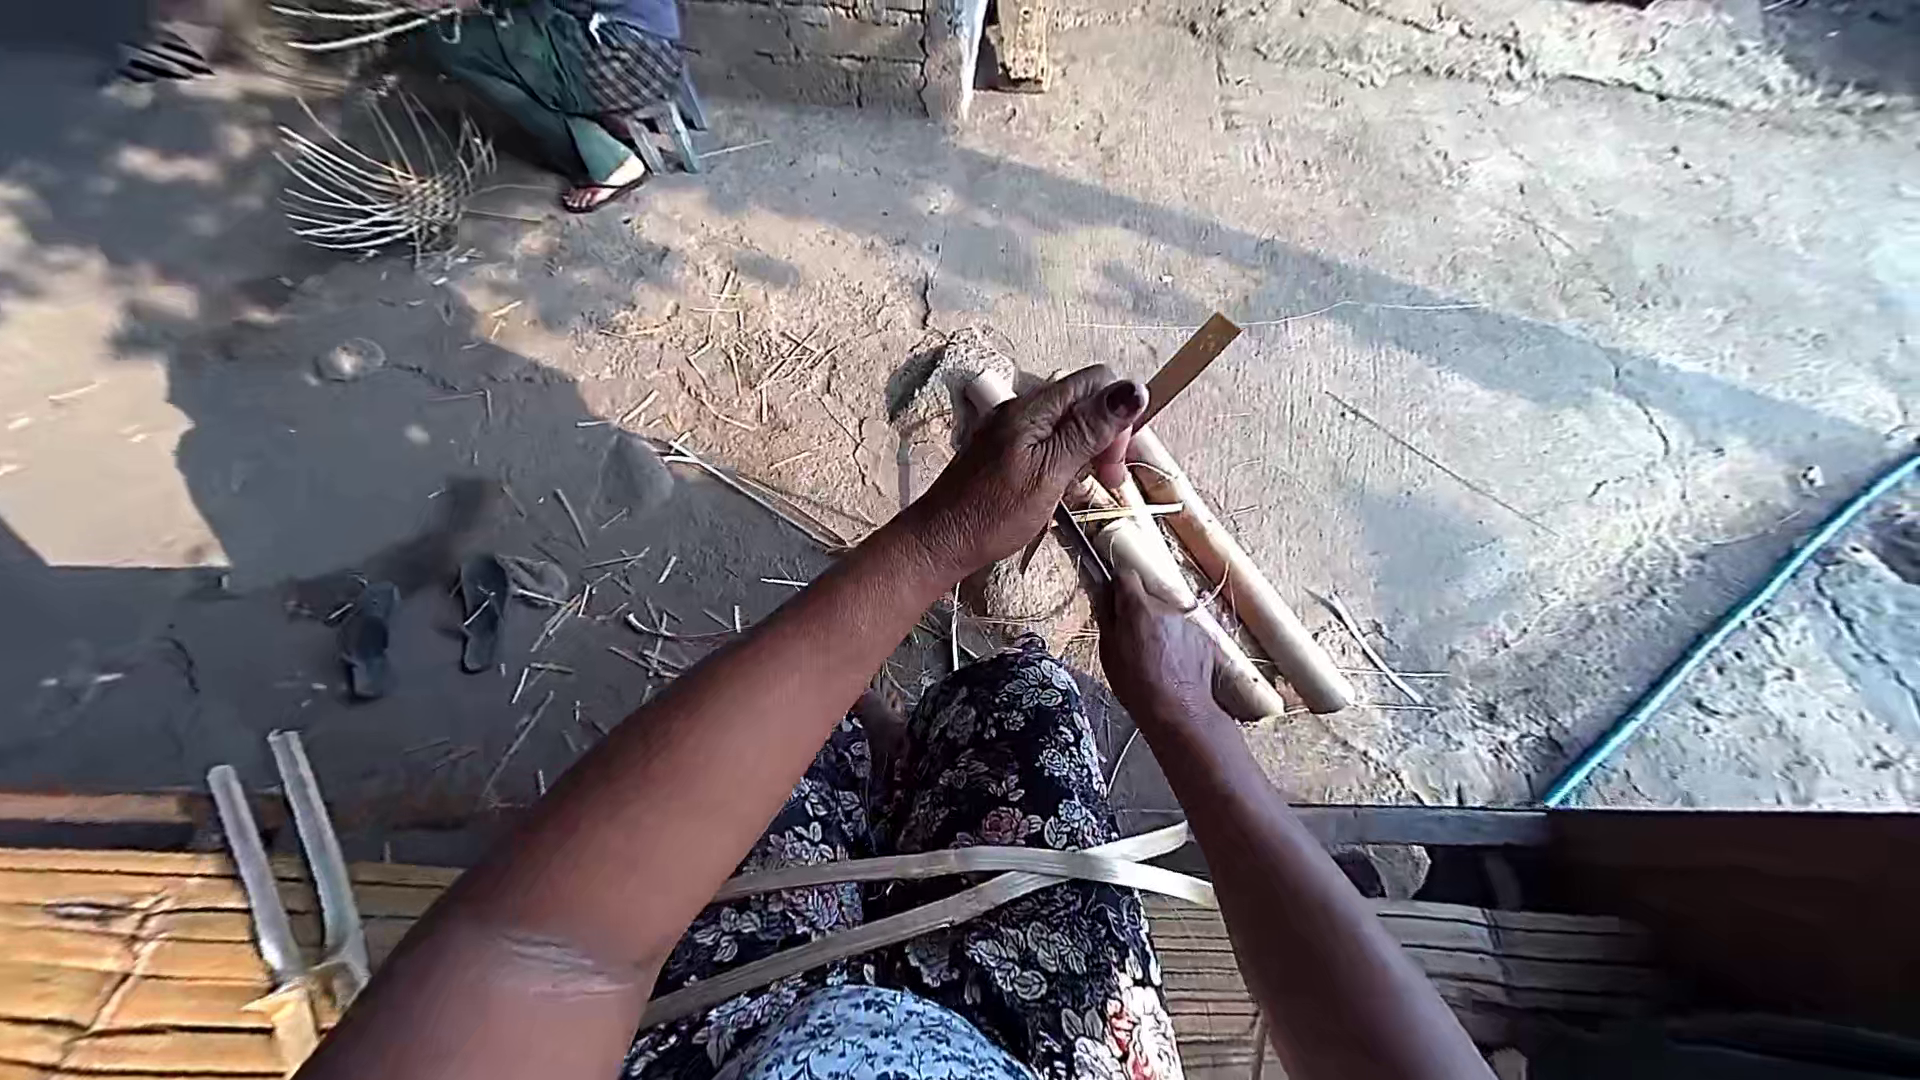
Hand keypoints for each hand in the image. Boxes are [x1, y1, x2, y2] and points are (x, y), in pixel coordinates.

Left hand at [902, 365, 1145, 579]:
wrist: (942, 541)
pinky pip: (1047, 441)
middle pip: (1083, 401)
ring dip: (1086, 451)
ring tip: (1081, 487)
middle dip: (1105, 434)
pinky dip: (1064, 460)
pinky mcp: (1004, 449)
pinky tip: (1060, 487)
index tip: (1113, 460)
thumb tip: (1132, 390)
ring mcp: (1010, 430)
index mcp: (1032, 409)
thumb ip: (1089, 431)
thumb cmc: (992, 515)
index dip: (1117, 414)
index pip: (1095, 381)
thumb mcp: (1050, 473)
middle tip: (1106, 479)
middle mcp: (1020, 409)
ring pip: (1067, 423)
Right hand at [1097, 569, 1226, 730]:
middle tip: (1131, 636)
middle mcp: (1166, 607)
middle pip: (1148, 596)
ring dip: (1158, 625)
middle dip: (1138, 609)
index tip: (1113, 599)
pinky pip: (1183, 631)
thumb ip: (1106, 615)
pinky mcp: (1204, 637)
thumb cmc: (1136, 683)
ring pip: (1166, 614)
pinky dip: (1176, 641)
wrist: (1178, 711)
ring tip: (1153, 654)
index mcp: (1138, 607)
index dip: (1117, 585)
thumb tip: (1102, 591)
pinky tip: (1171, 663)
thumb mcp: (1108, 650)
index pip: (1126, 575)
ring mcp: (1188, 622)